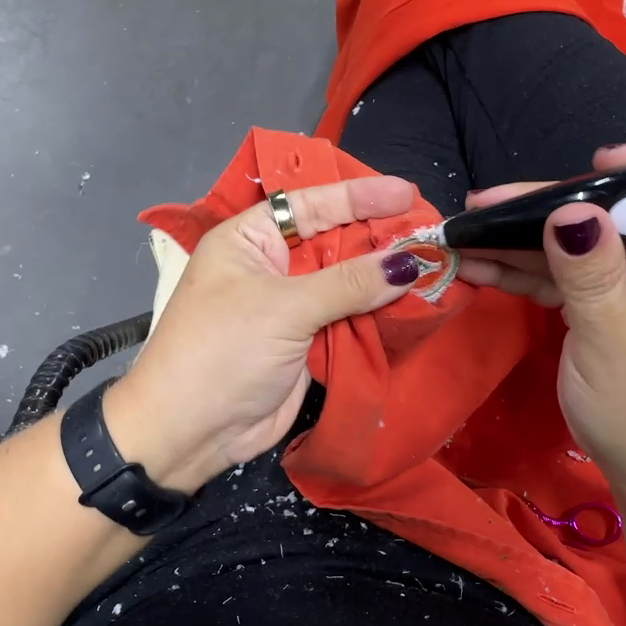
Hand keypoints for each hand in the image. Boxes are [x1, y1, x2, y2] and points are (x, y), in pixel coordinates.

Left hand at [104, 176, 424, 491]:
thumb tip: (409, 262)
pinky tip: (415, 304)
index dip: (358, 196)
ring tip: (435, 266)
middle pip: (335, 242)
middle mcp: (270, 267)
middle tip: (433, 233)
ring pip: (346, 283)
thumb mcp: (283, 308)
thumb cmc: (222, 352)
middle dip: (380, 239)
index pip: (309, 205)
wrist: (189, 432)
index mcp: (249, 240)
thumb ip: (348, 283)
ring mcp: (289, 307)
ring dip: (385, 279)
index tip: (407, 193)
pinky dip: (378, 314)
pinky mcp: (305, 344)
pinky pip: (348, 320)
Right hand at [456, 136, 625, 502]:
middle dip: (549, 203)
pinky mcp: (602, 300)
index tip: (597, 162)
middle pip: (615, 210)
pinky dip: (518, 268)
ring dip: (519, 236)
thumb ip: (591, 280)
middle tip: (484, 202)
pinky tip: (474, 261)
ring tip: (462, 229)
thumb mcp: (615, 352)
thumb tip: (570, 213)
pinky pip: (559, 272)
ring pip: (577, 239)